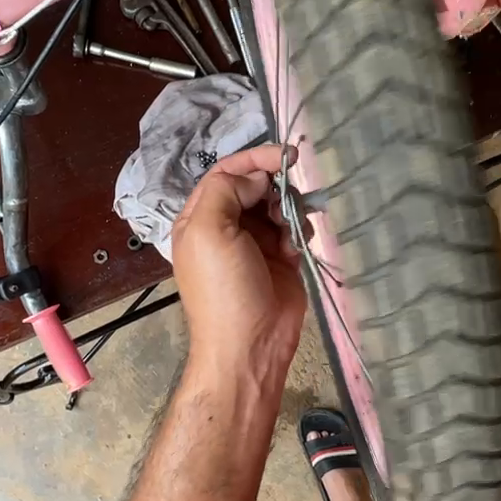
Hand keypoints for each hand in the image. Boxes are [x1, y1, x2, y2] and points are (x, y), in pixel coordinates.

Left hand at [171, 144, 307, 385]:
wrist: (251, 345)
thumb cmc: (224, 288)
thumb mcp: (209, 232)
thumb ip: (226, 191)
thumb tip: (256, 178)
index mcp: (200, 219)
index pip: (225, 174)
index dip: (253, 160)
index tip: (285, 155)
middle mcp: (226, 228)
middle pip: (254, 187)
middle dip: (275, 184)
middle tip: (292, 190)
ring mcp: (254, 245)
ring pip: (277, 207)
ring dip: (289, 208)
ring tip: (291, 226)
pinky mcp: (281, 261)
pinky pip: (294, 231)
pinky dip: (300, 231)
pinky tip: (298, 245)